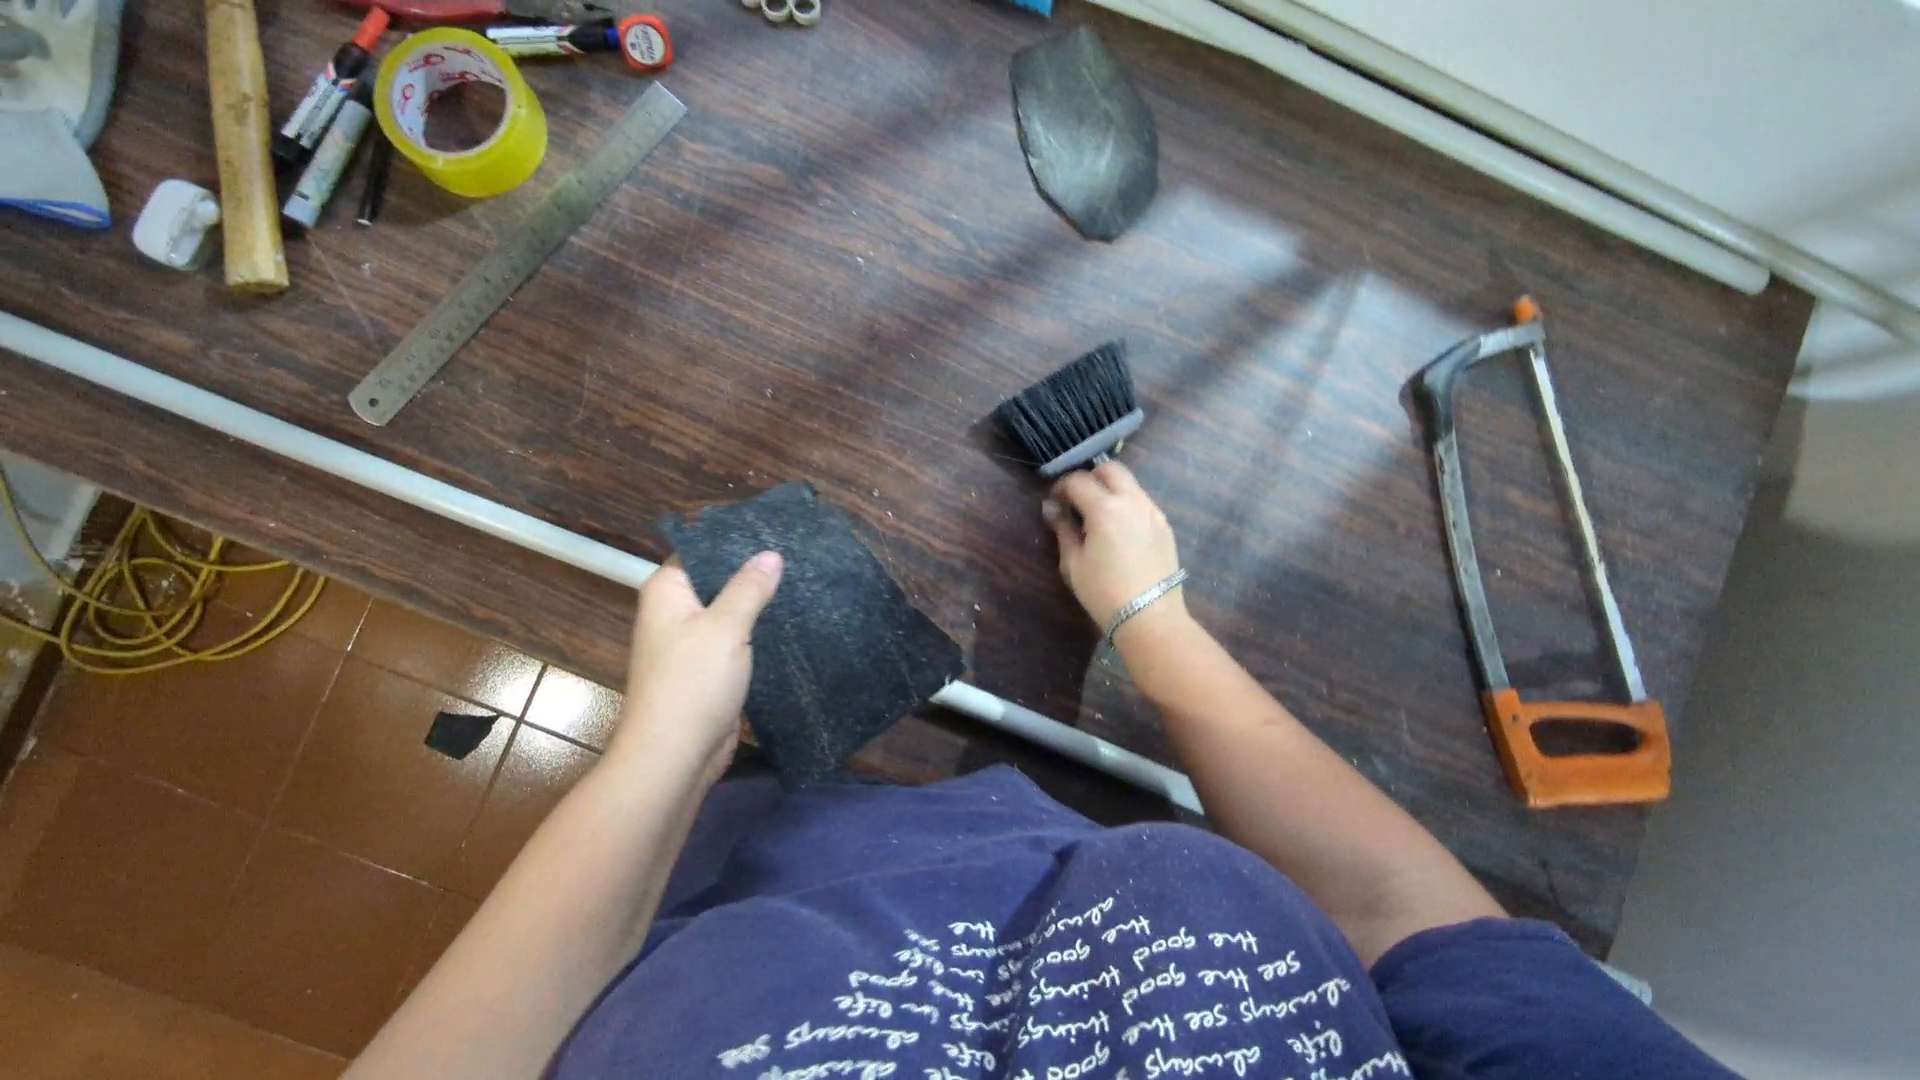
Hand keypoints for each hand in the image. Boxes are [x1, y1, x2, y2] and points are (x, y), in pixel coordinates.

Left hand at [609, 551, 783, 783]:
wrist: (675, 755)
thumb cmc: (693, 683)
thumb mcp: (726, 627)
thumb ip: (749, 588)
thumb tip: (771, 554)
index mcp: (667, 592)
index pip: (701, 550)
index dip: (734, 539)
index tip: (775, 530)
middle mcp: (674, 613)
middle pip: (717, 581)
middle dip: (753, 572)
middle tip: (799, 554)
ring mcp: (690, 643)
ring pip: (729, 613)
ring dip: (759, 605)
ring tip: (803, 582)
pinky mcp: (708, 671)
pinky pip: (735, 641)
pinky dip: (758, 633)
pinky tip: (792, 623)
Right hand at [1045, 462, 1185, 639]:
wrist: (1150, 617)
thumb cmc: (1104, 593)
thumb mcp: (1073, 564)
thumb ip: (1063, 530)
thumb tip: (1052, 509)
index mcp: (1105, 509)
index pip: (1079, 481)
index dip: (1061, 487)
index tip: (1054, 502)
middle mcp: (1133, 502)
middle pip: (1111, 469)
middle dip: (1090, 477)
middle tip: (1078, 499)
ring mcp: (1153, 512)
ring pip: (1130, 484)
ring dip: (1111, 490)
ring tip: (1098, 516)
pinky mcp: (1165, 525)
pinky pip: (1142, 502)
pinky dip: (1126, 504)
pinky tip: (1119, 530)